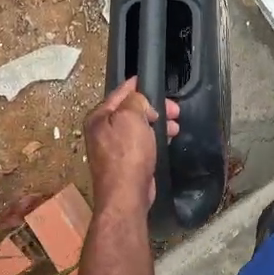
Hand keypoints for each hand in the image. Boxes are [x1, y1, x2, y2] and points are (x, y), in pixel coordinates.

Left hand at [82, 76, 179, 215]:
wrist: (126, 195)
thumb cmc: (127, 154)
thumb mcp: (131, 117)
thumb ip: (136, 100)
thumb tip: (141, 102)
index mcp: (99, 118)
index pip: (119, 93)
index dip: (137, 85)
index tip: (150, 79)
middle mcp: (102, 131)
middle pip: (131, 110)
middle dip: (153, 107)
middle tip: (174, 110)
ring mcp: (112, 148)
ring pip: (139, 127)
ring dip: (158, 123)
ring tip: (175, 126)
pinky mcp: (125, 162)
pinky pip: (141, 142)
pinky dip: (155, 138)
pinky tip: (167, 140)